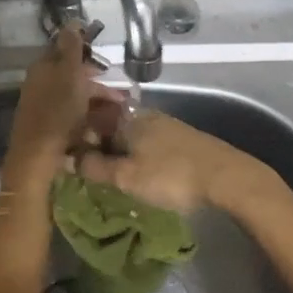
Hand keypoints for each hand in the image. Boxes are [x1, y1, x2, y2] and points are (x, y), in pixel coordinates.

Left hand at [4, 23, 120, 190]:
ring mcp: (44, 105)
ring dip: (98, 99)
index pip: (64, 48)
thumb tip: (72, 21)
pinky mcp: (49, 125)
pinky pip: (72, 112)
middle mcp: (40, 83)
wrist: (37, 157)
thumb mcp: (68, 75)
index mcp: (42, 67)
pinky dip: (89, 114)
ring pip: (75, 94)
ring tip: (120, 110)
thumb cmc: (57, 112)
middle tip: (120, 89)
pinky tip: (104, 123)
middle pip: (71, 73)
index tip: (105, 57)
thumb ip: (71, 48)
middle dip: (96, 79)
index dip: (85, 49)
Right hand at [76, 111, 270, 213]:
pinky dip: (137, 154)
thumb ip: (95, 168)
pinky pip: (147, 142)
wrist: (227, 177)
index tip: (70, 158)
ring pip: (130, 135)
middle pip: (110, 126)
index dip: (77, 137)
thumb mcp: (127, 177)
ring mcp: (165, 125)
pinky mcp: (181, 139)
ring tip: (112, 174)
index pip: (91, 119)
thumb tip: (66, 159)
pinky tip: (139, 172)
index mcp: (126, 118)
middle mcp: (144, 115)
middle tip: (89, 170)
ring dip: (118, 151)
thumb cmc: (171, 175)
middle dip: (97, 145)